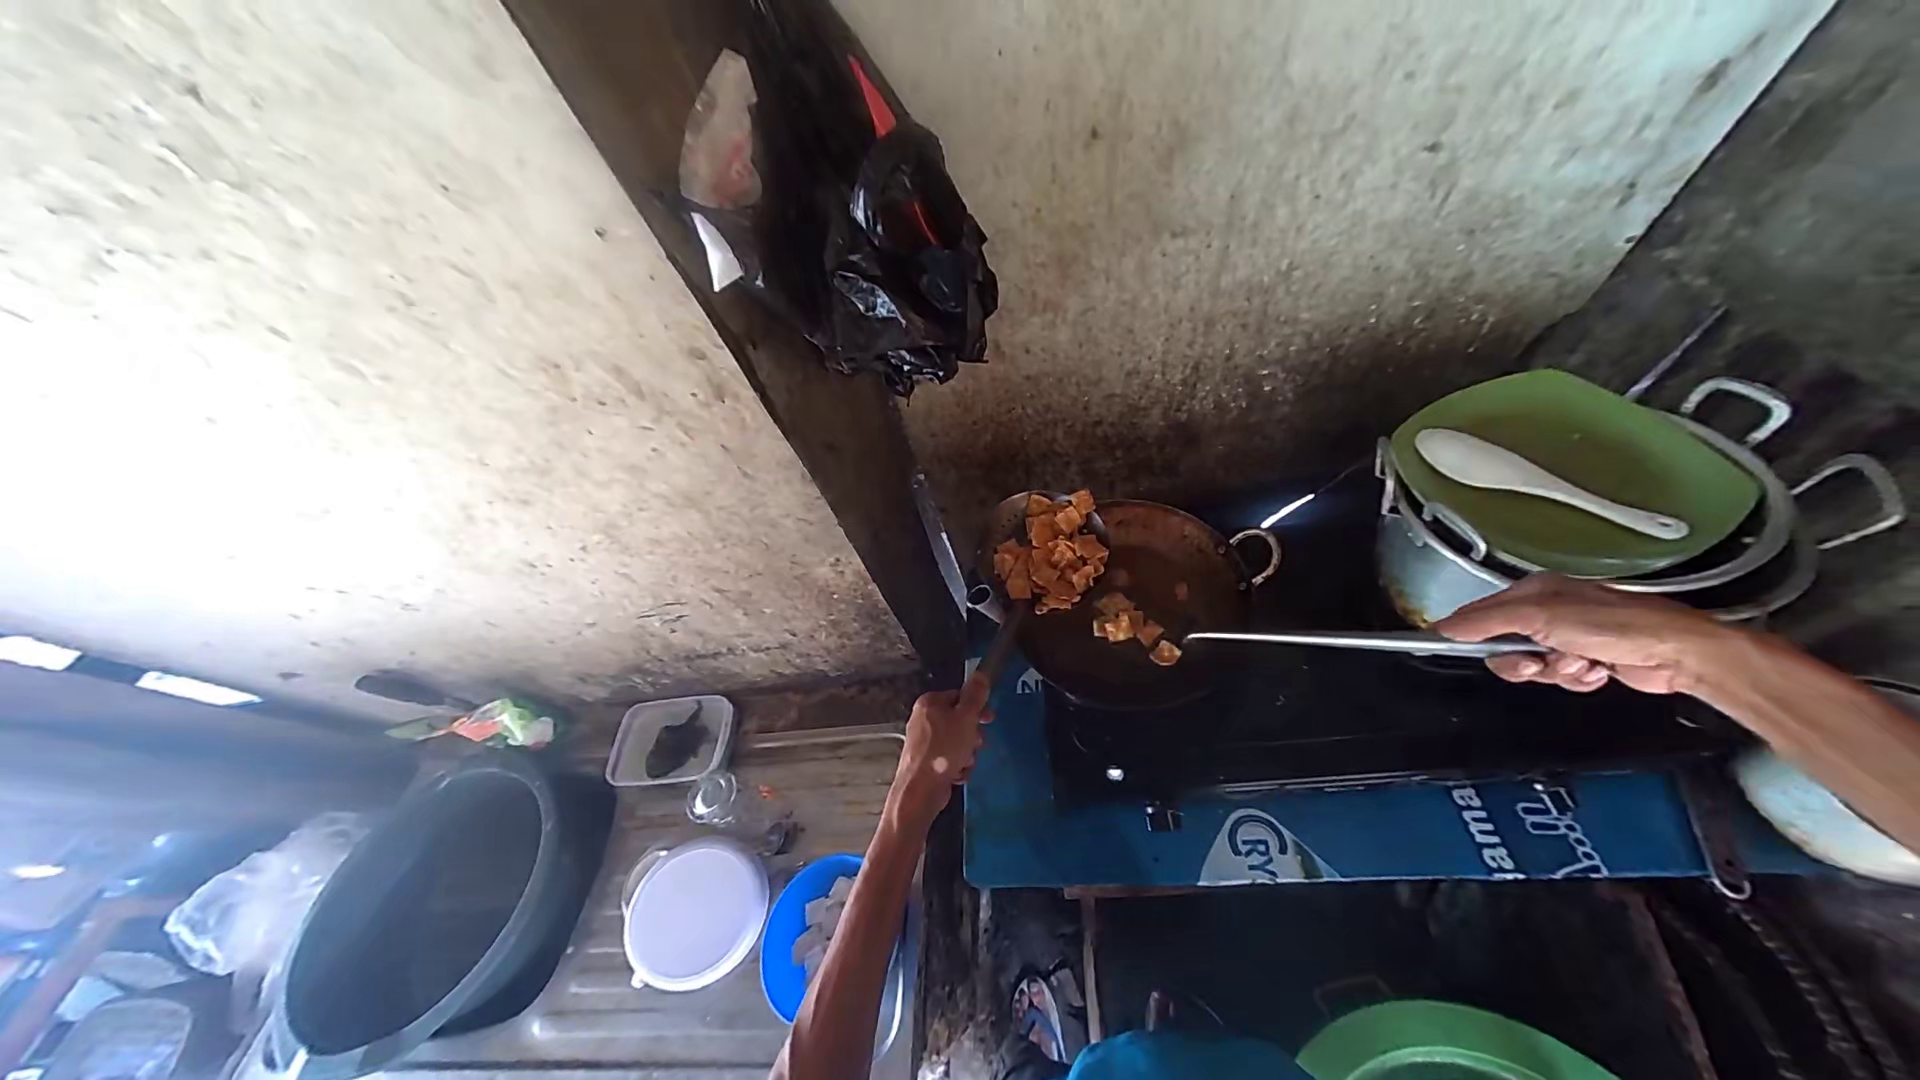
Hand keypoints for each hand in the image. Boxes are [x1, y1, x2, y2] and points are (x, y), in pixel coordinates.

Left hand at [890, 672, 991, 826]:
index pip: (959, 696)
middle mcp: (923, 719)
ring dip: (966, 753)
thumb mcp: (965, 718)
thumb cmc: (943, 749)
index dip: (976, 708)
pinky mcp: (926, 763)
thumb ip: (975, 696)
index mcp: (929, 703)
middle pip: (959, 721)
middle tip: (974, 744)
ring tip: (963, 762)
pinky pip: (950, 759)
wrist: (920, 790)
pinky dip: (957, 767)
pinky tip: (956, 774)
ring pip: (957, 742)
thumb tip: (981, 674)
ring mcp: (923, 743)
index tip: (989, 719)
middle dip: (972, 735)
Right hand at [1434, 574, 1734, 693]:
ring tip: (1580, 665)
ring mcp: (1567, 637)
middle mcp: (1546, 611)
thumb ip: (1485, 621)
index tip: (1455, 647)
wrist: (1682, 654)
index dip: (1466, 632)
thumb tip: (1441, 627)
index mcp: (1532, 592)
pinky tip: (1597, 672)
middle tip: (1537, 662)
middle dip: (1519, 660)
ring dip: (1551, 671)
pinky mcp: (1588, 660)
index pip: (1478, 613)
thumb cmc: (1611, 626)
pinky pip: (1558, 676)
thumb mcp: (1537, 616)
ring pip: (1529, 664)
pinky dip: (1574, 679)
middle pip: (1501, 644)